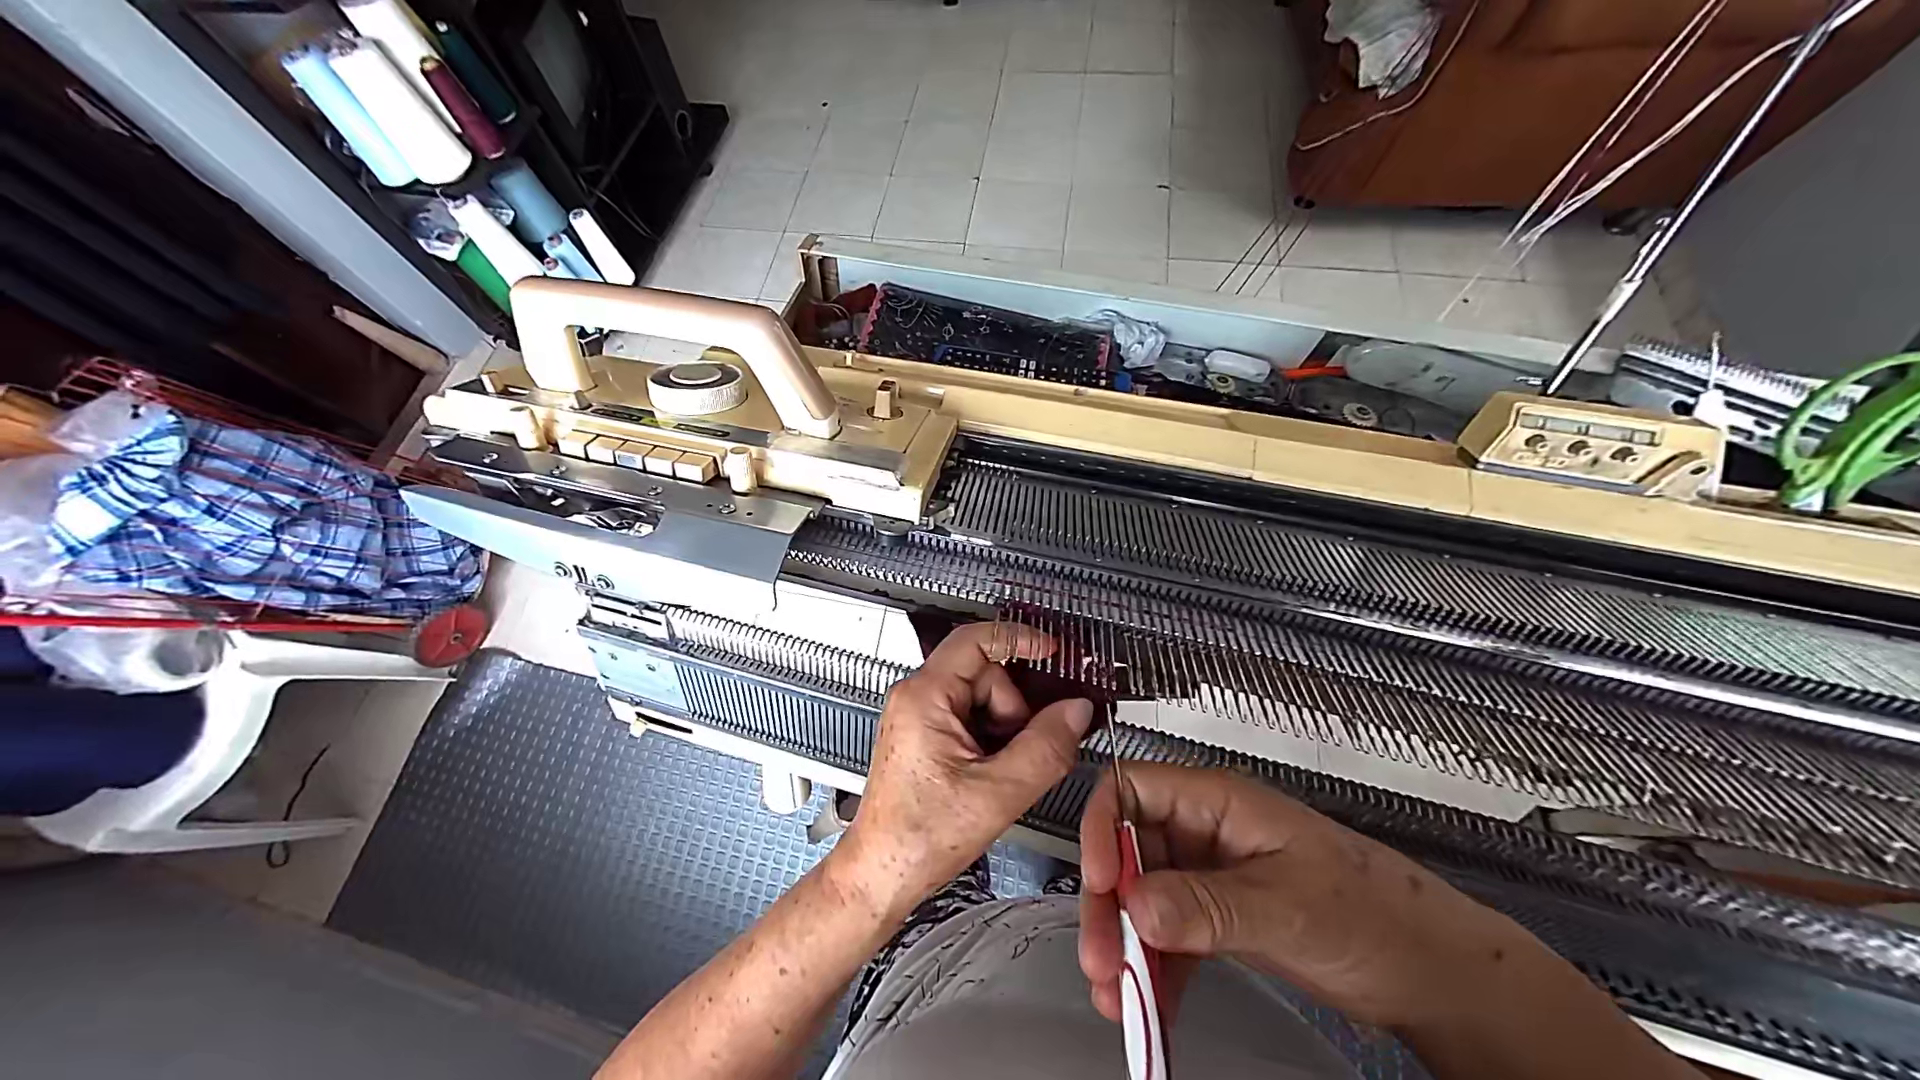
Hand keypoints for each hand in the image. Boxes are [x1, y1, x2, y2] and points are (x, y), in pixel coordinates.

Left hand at [839, 622, 1094, 913]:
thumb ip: (1046, 748)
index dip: (1019, 638)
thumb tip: (1076, 712)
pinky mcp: (925, 735)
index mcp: (924, 698)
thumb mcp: (998, 794)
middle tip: (1019, 749)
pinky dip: (991, 740)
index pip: (976, 639)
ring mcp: (919, 716)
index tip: (1050, 650)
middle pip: (986, 674)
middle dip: (1013, 709)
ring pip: (983, 698)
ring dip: (1004, 728)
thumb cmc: (916, 839)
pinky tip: (989, 774)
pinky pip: (971, 718)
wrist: (882, 873)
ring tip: (999, 771)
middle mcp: (916, 698)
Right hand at [1079, 765, 1534, 1029]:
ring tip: (1118, 996)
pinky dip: (1154, 968)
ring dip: (1125, 944)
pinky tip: (1150, 1004)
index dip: (1103, 826)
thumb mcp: (1285, 905)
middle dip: (1108, 904)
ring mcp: (1209, 875)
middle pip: (1128, 850)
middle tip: (1102, 960)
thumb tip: (1135, 904)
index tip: (1095, 880)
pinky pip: (1168, 934)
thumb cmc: (1372, 912)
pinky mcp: (1218, 916)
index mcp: (1217, 802)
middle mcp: (1204, 831)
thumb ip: (1207, 904)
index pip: (1133, 789)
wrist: (1432, 971)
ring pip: (1142, 897)